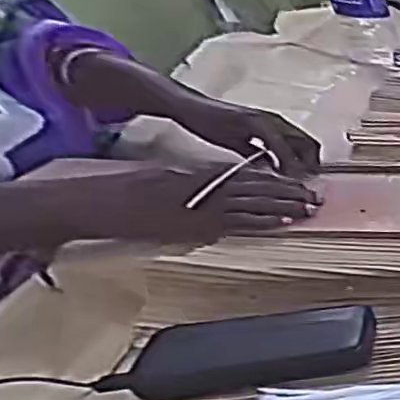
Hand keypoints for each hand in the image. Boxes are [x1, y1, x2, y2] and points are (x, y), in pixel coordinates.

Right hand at [47, 164, 318, 242]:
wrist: (84, 202)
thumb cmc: (115, 193)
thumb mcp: (160, 179)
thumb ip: (191, 184)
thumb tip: (217, 188)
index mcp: (195, 175)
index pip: (245, 174)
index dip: (275, 179)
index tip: (296, 183)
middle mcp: (203, 187)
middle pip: (257, 187)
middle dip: (290, 192)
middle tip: (315, 196)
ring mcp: (200, 206)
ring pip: (255, 203)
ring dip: (286, 206)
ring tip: (310, 208)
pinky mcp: (195, 225)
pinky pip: (238, 222)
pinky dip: (263, 221)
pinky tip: (284, 221)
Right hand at [168, 95, 322, 177]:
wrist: (187, 106)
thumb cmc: (213, 123)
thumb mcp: (243, 144)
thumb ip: (261, 156)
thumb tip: (277, 172)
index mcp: (277, 126)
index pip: (308, 145)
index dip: (313, 162)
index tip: (310, 178)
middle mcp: (277, 121)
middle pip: (310, 145)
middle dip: (312, 164)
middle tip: (307, 181)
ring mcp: (266, 120)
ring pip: (297, 143)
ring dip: (300, 163)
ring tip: (297, 179)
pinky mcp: (252, 121)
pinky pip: (275, 142)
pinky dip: (281, 157)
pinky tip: (278, 170)